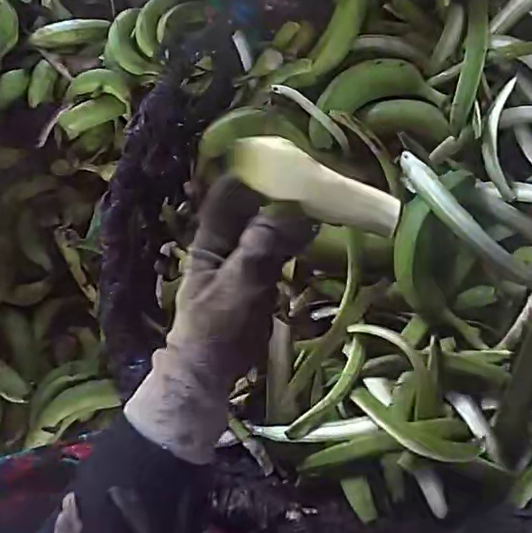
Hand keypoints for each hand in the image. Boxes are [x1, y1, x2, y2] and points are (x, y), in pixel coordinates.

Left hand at [124, 178, 309, 463]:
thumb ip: (258, 250)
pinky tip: (318, 229)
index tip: (279, 159)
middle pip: (255, 207)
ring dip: (293, 214)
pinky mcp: (266, 276)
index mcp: (210, 239)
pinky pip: (283, 249)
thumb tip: (291, 213)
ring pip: (272, 226)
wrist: (212, 373)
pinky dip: (299, 238)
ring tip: (321, 197)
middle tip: (311, 175)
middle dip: (278, 192)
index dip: (249, 175)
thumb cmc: (212, 329)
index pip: (228, 195)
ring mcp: (248, 257)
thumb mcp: (233, 288)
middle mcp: (229, 241)